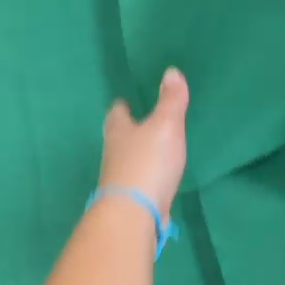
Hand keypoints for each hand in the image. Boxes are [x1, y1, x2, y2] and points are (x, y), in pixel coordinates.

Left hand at [99, 68, 189, 212]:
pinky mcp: (130, 201)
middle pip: (117, 137)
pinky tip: (156, 180)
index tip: (125, 101)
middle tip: (137, 123)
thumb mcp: (166, 125)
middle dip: (126, 130)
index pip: (116, 113)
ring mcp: (119, 180)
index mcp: (119, 131)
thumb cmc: (148, 162)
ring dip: (135, 155)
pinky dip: (144, 178)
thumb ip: (171, 101)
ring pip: (126, 161)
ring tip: (150, 150)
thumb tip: (171, 71)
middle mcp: (113, 154)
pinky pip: (138, 183)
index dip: (121, 107)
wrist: (134, 214)